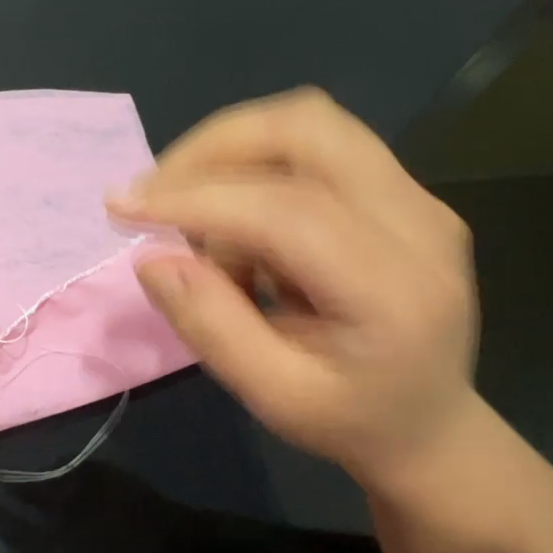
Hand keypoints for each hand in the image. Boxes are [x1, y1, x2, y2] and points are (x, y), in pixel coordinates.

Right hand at [107, 88, 478, 483]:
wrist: (430, 425)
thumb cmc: (350, 421)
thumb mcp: (273, 397)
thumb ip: (213, 328)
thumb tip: (150, 259)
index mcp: (393, 287)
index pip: (286, 209)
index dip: (196, 200)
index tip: (122, 208)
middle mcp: (417, 221)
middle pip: (307, 128)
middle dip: (212, 149)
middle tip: (153, 196)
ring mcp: (417, 198)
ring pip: (309, 126)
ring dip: (231, 158)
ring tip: (198, 228)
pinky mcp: (403, 192)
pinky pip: (317, 151)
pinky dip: (256, 174)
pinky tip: (240, 237)